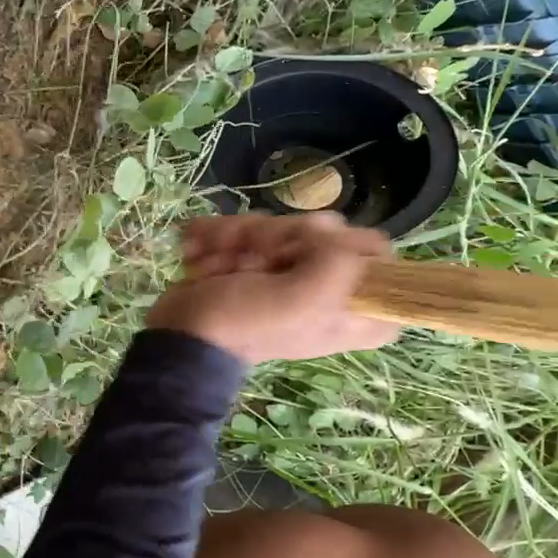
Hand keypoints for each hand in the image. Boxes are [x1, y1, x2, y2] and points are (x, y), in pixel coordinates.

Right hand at [145, 212, 399, 366]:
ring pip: (273, 225)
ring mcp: (289, 270)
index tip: (295, 260)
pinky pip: (241, 228)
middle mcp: (333, 284)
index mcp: (365, 304)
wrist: (186, 333)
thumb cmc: (249, 323)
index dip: (329, 244)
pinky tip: (205, 261)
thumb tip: (326, 230)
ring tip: (217, 266)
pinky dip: (217, 240)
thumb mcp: (306, 300)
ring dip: (234, 240)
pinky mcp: (253, 261)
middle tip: (249, 263)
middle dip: (271, 240)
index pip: (371, 245)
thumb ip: (339, 260)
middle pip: (316, 229)